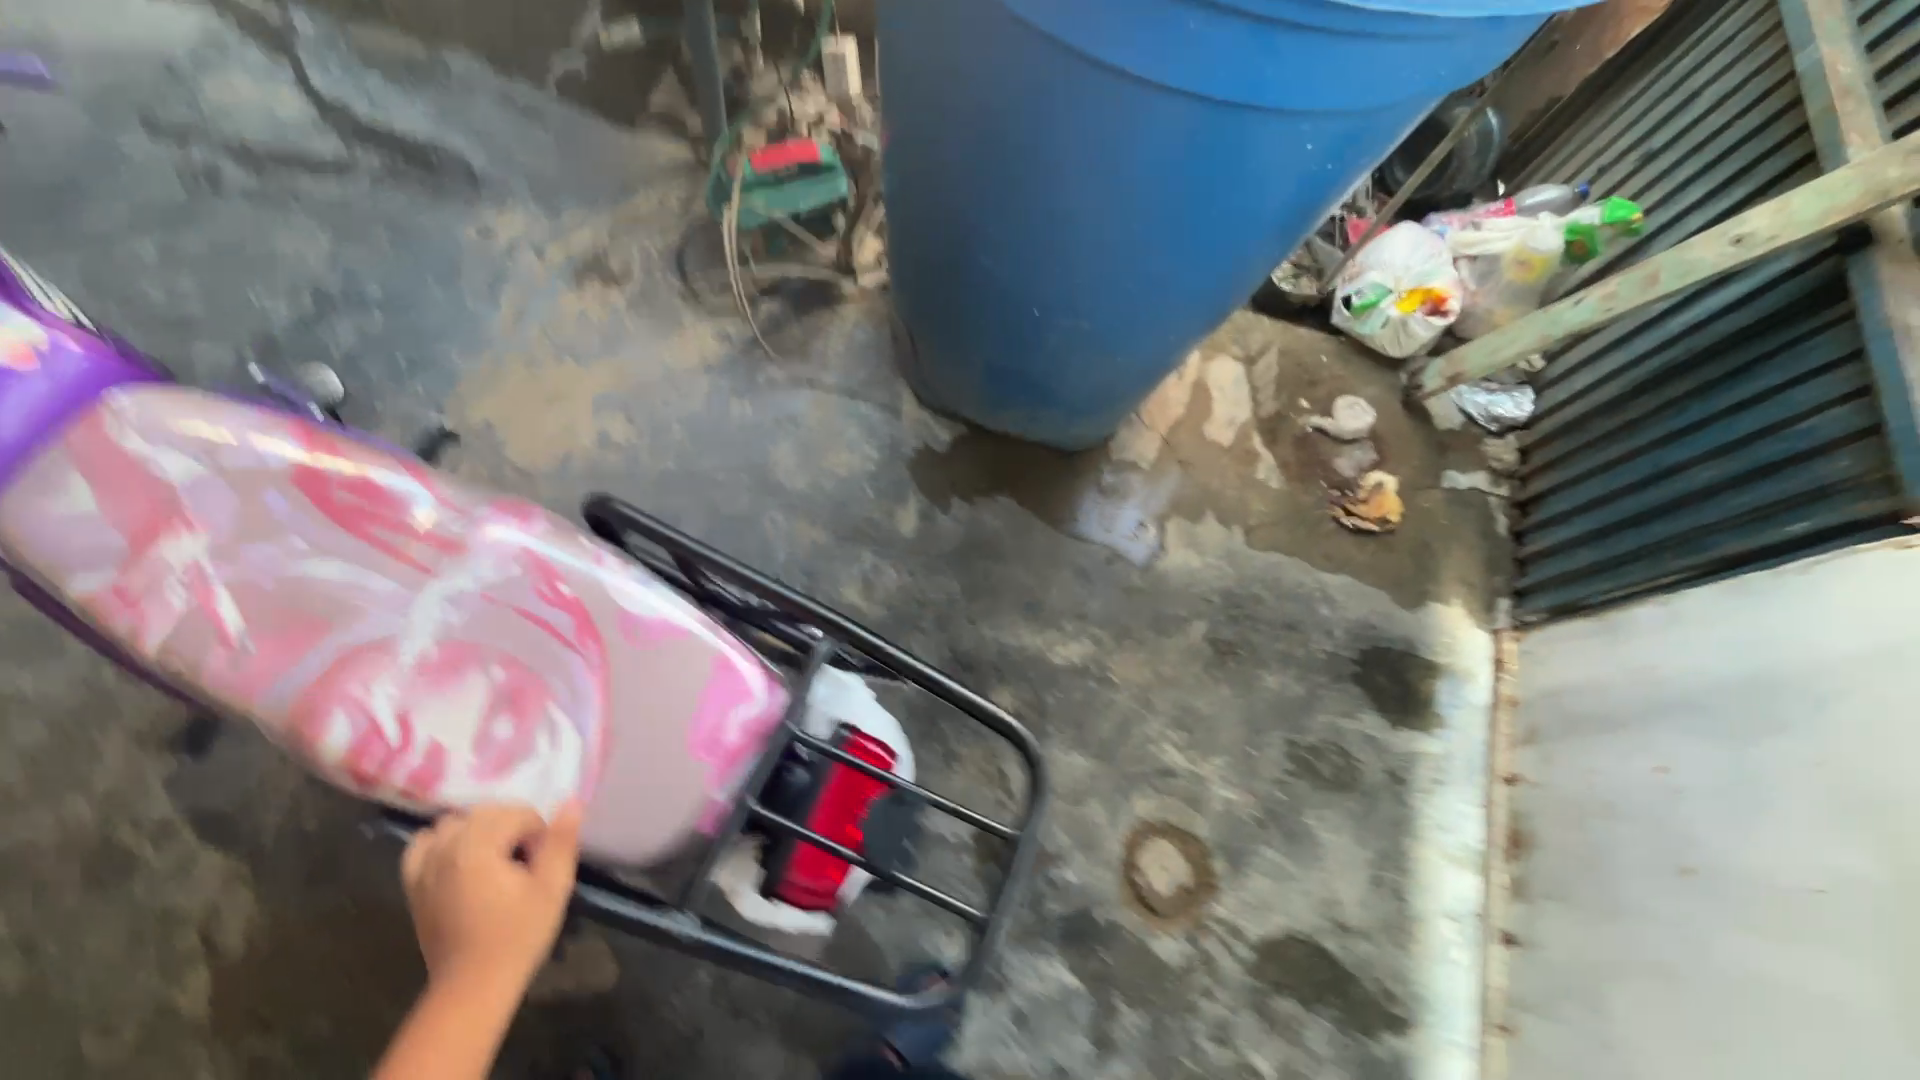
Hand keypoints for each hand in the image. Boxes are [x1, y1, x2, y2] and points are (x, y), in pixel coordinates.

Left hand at [399, 801, 582, 994]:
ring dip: (478, 830)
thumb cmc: (518, 935)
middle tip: (525, 861)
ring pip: (454, 822)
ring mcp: (423, 866)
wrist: (473, 985)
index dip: (538, 832)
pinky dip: (442, 842)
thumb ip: (562, 841)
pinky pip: (423, 843)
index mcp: (478, 847)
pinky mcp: (413, 883)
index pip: (517, 813)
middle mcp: (445, 849)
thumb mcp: (553, 887)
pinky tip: (459, 859)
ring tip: (494, 860)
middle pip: (486, 812)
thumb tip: (571, 802)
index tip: (541, 862)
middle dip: (511, 826)